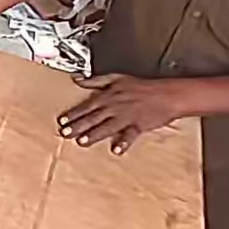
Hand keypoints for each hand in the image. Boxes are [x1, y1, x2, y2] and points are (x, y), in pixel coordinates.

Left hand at [59, 74, 191, 154]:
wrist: (167, 94)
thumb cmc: (141, 86)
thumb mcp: (116, 78)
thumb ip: (95, 80)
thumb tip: (77, 79)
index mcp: (108, 96)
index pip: (86, 106)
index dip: (73, 113)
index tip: (61, 120)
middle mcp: (114, 106)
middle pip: (93, 117)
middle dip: (78, 126)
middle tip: (65, 133)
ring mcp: (127, 116)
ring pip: (107, 126)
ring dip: (94, 134)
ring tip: (81, 142)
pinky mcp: (139, 125)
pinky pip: (130, 135)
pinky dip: (124, 142)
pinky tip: (116, 150)